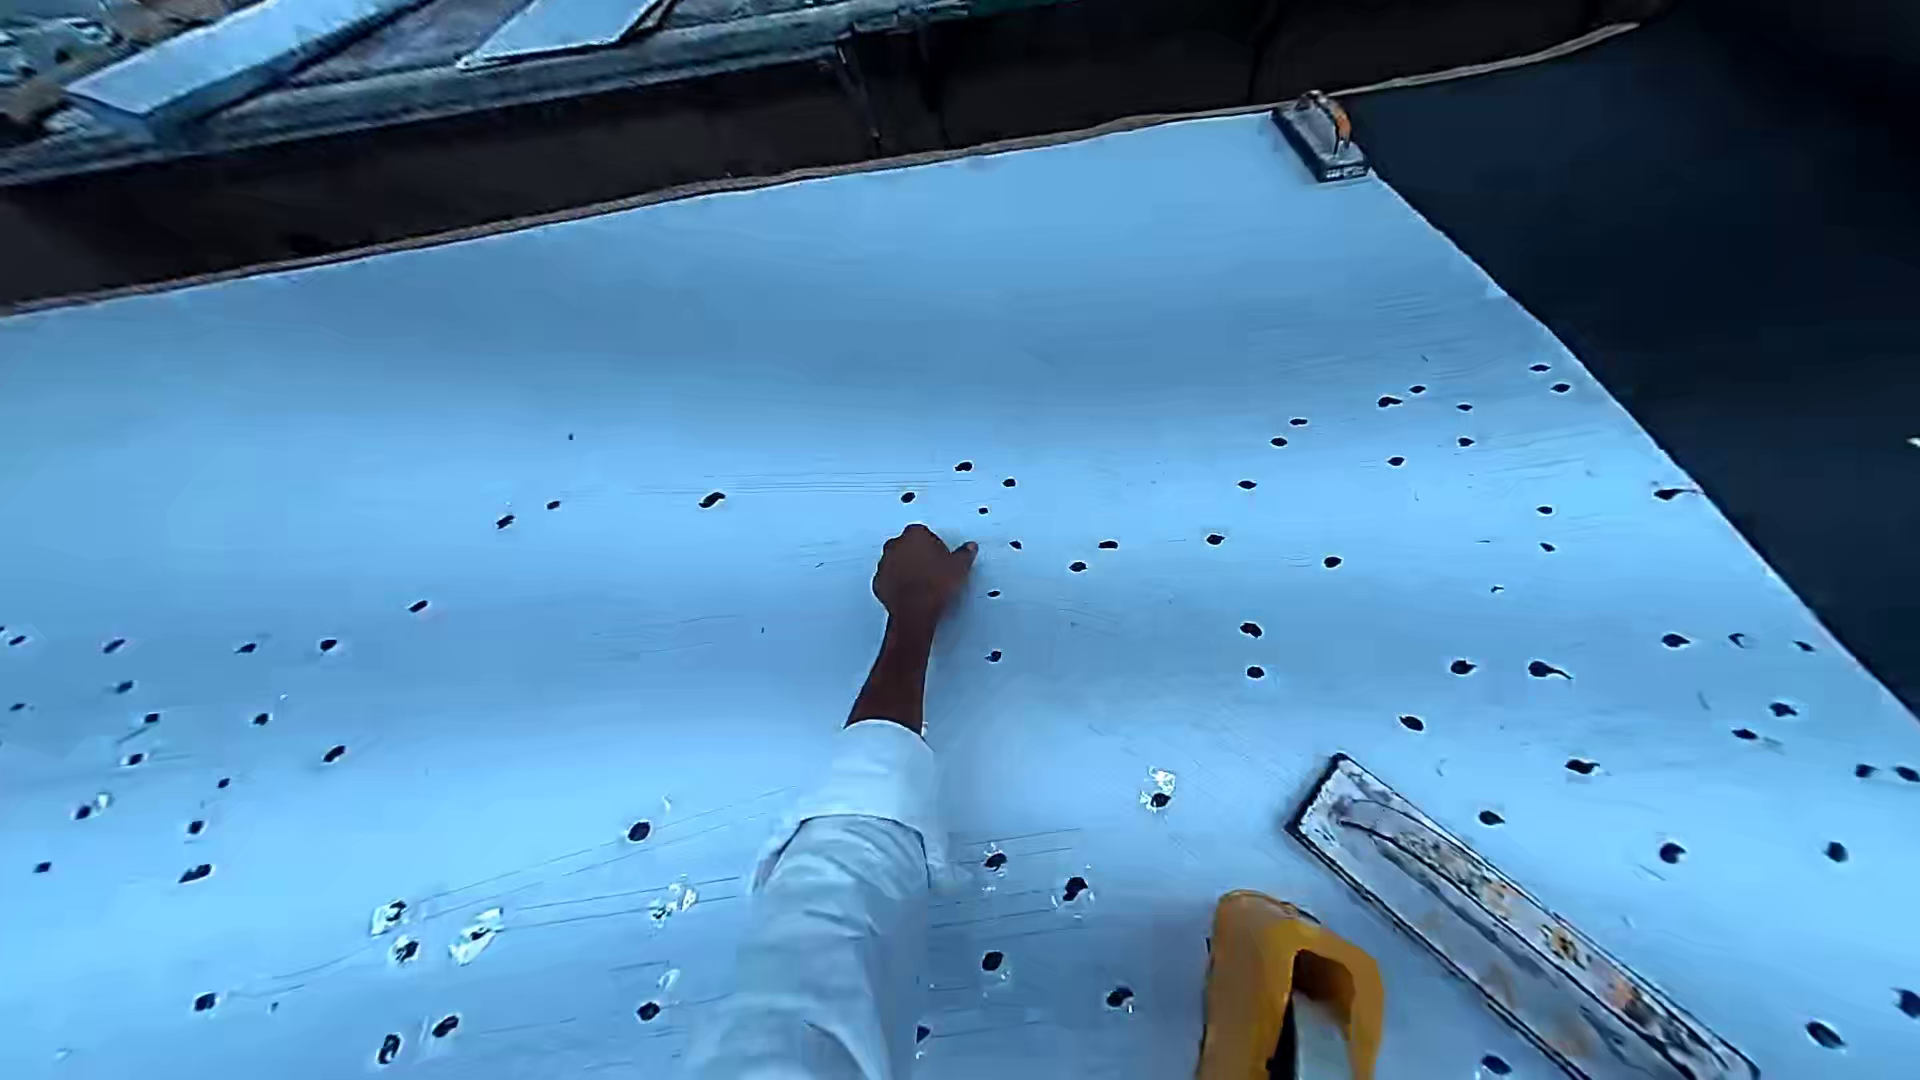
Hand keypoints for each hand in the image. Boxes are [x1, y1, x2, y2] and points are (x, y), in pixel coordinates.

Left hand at [872, 524, 976, 626]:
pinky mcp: (879, 582)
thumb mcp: (959, 566)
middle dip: (918, 553)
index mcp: (914, 535)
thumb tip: (969, 549)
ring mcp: (885, 564)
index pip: (923, 531)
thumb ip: (964, 553)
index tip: (941, 554)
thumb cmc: (933, 585)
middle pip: (907, 544)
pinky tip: (910, 592)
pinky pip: (888, 579)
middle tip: (932, 567)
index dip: (934, 543)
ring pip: (895, 561)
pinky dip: (896, 583)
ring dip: (906, 568)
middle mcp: (896, 546)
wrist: (915, 609)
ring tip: (923, 582)